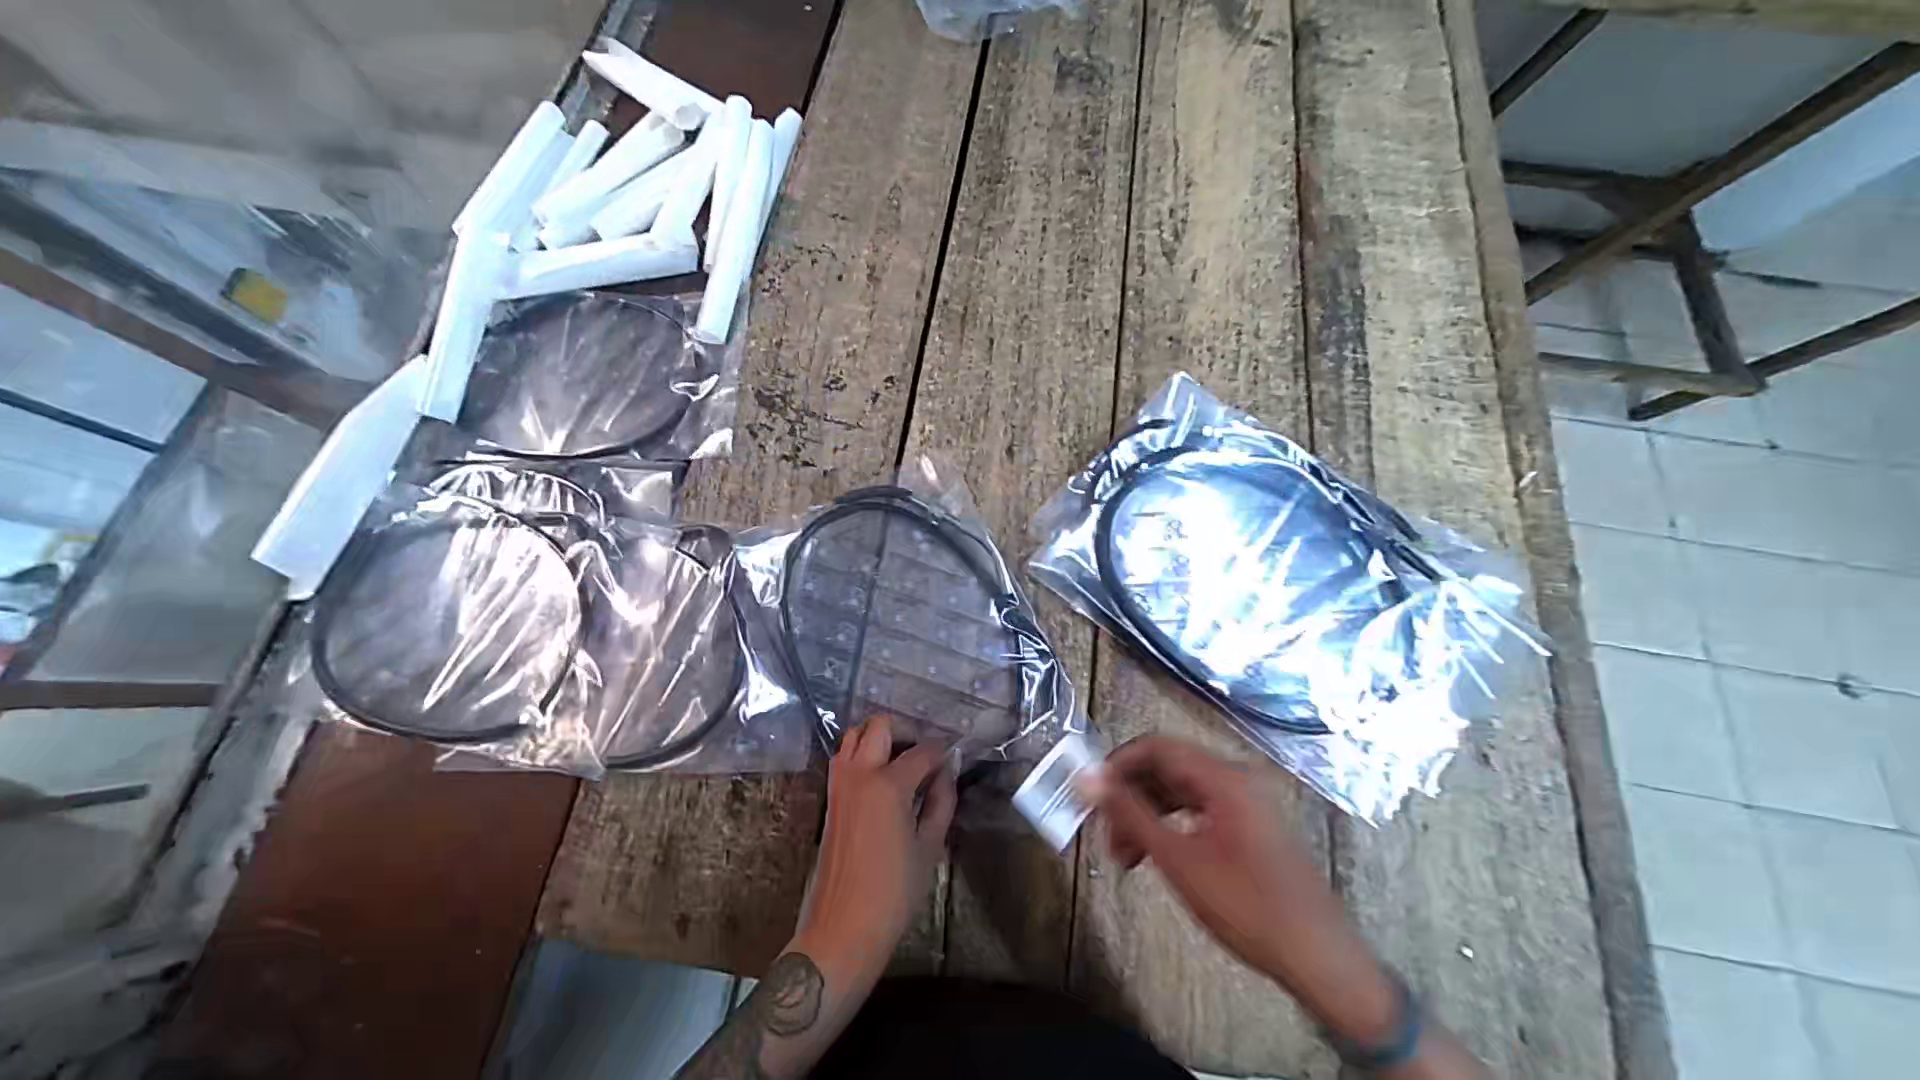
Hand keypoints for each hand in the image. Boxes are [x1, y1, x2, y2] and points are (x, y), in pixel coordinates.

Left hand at [792, 713, 956, 978]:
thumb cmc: (893, 891)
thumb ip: (941, 802)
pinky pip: (844, 757)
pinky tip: (882, 778)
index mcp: (888, 784)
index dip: (942, 752)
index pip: (922, 751)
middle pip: (880, 726)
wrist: (843, 926)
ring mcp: (839, 783)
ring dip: (878, 738)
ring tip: (902, 762)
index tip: (954, 758)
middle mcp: (859, 773)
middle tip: (925, 754)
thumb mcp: (929, 846)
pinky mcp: (829, 797)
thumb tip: (947, 774)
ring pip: (854, 736)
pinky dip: (862, 754)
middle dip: (906, 731)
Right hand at [1085, 736, 1400, 1046]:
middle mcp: (1235, 780)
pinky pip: (1198, 810)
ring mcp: (1245, 803)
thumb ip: (1129, 813)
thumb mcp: (1178, 859)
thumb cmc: (1248, 907)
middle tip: (1105, 832)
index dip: (1117, 764)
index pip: (1156, 746)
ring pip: (1180, 792)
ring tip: (1124, 856)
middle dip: (1129, 796)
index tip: (1091, 793)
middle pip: (1167, 768)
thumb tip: (1089, 780)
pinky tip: (1155, 856)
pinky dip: (1170, 827)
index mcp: (1223, 777)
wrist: (1319, 959)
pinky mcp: (1249, 826)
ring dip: (1146, 815)